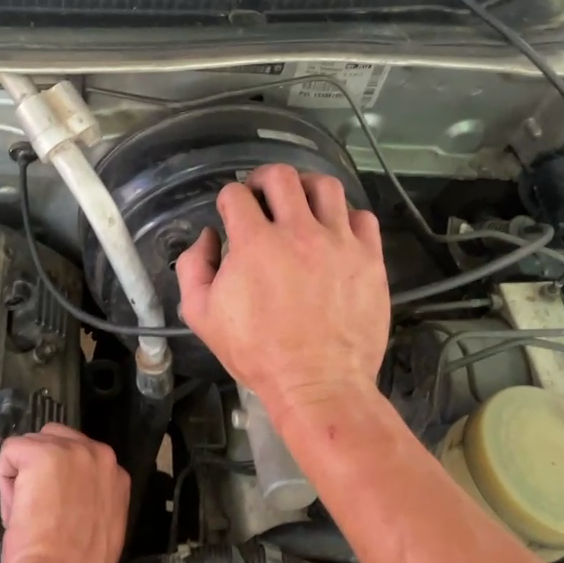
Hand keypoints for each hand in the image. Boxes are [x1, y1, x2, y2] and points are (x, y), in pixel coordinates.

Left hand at [0, 424, 129, 562]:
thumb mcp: (105, 528)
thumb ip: (95, 499)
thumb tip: (75, 495)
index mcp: (115, 475)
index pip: (80, 458)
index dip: (62, 482)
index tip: (55, 506)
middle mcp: (98, 454)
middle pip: (56, 440)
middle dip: (41, 467)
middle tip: (38, 506)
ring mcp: (69, 450)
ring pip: (32, 444)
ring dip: (23, 472)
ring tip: (27, 510)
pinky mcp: (40, 453)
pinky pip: (10, 451)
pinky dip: (5, 477)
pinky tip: (15, 507)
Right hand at [175, 163, 389, 418]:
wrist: (319, 386)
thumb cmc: (257, 352)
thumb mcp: (202, 315)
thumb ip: (194, 266)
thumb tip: (208, 237)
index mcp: (254, 242)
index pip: (236, 193)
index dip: (229, 200)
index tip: (232, 215)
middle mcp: (298, 232)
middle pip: (281, 176)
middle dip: (263, 179)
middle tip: (261, 197)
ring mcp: (338, 243)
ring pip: (325, 186)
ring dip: (306, 189)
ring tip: (301, 206)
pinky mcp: (369, 259)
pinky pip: (362, 217)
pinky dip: (346, 218)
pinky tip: (335, 233)